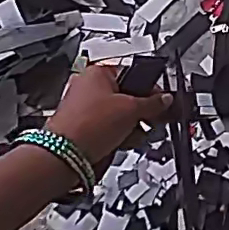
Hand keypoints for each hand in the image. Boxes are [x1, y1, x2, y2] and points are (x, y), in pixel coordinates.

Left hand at [46, 64, 169, 163]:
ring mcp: (83, 107)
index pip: (133, 74)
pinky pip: (107, 127)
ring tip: (133, 134)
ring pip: (117, 113)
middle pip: (126, 95)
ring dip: (130, 125)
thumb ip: (153, 103)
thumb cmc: (87, 126)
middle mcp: (87, 86)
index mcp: (98, 72)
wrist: (63, 157)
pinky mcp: (81, 127)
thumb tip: (165, 100)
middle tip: (149, 119)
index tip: (162, 101)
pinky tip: (121, 142)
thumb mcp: (131, 110)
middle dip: (140, 111)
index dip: (151, 88)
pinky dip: (117, 134)